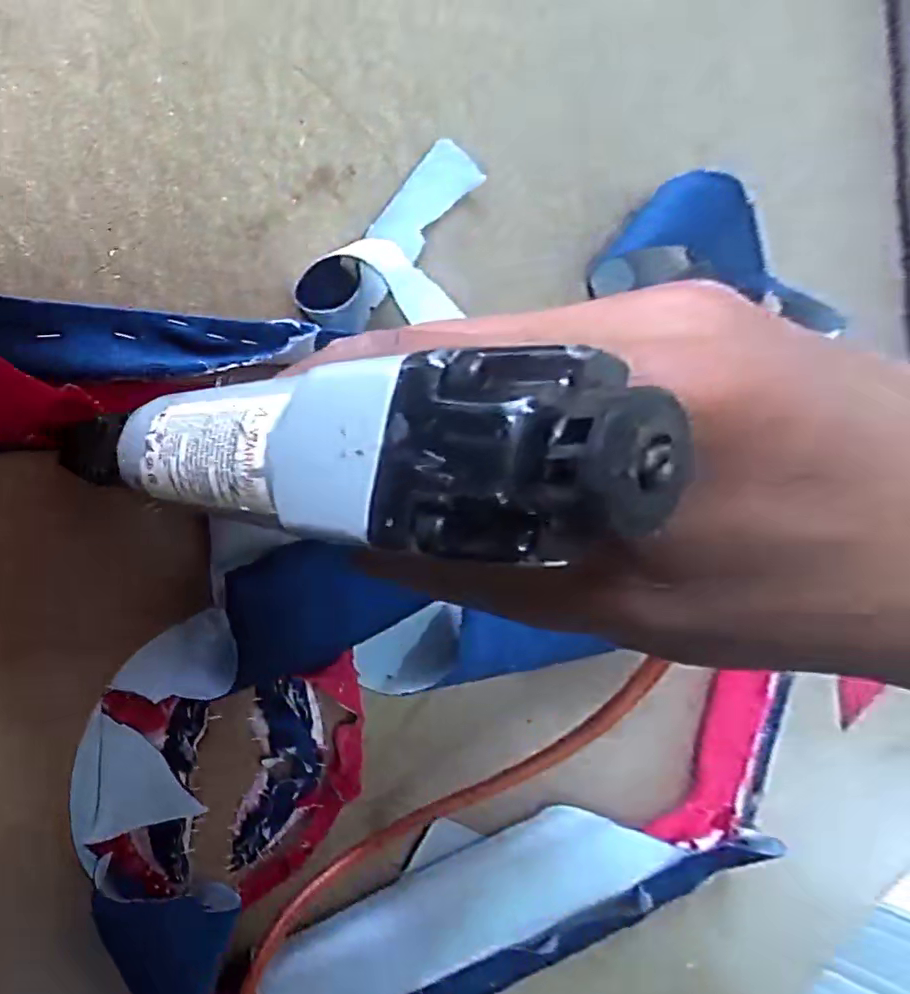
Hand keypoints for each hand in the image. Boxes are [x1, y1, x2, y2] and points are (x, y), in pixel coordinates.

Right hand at [304, 282, 909, 681]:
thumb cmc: (803, 593)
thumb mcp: (608, 601)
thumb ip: (464, 570)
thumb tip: (355, 549)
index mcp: (635, 377)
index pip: (437, 358)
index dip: (339, 383)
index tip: (276, 417)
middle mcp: (647, 315)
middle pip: (451, 337)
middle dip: (358, 381)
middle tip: (297, 429)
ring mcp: (672, 306)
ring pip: (491, 337)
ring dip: (411, 382)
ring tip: (351, 430)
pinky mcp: (689, 317)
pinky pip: (542, 343)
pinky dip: (472, 382)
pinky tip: (445, 423)